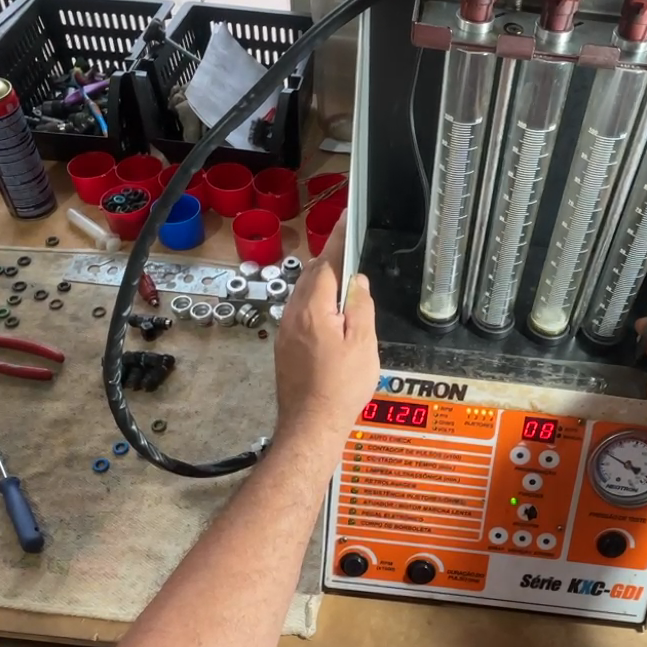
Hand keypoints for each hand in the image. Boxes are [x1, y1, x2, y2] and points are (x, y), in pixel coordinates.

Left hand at [273, 221, 377, 453]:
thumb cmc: (341, 387)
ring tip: (342, 278)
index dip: (338, 240)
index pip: (327, 263)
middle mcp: (293, 315)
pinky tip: (329, 312)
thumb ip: (360, 307)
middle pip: (311, 277)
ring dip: (321, 282)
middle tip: (348, 247)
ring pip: (302, 294)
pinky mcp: (284, 347)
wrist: (310, 426)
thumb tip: (356, 280)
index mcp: (313, 309)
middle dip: (330, 260)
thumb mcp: (363, 344)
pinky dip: (314, 302)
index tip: (346, 220)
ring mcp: (285, 331)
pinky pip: (299, 312)